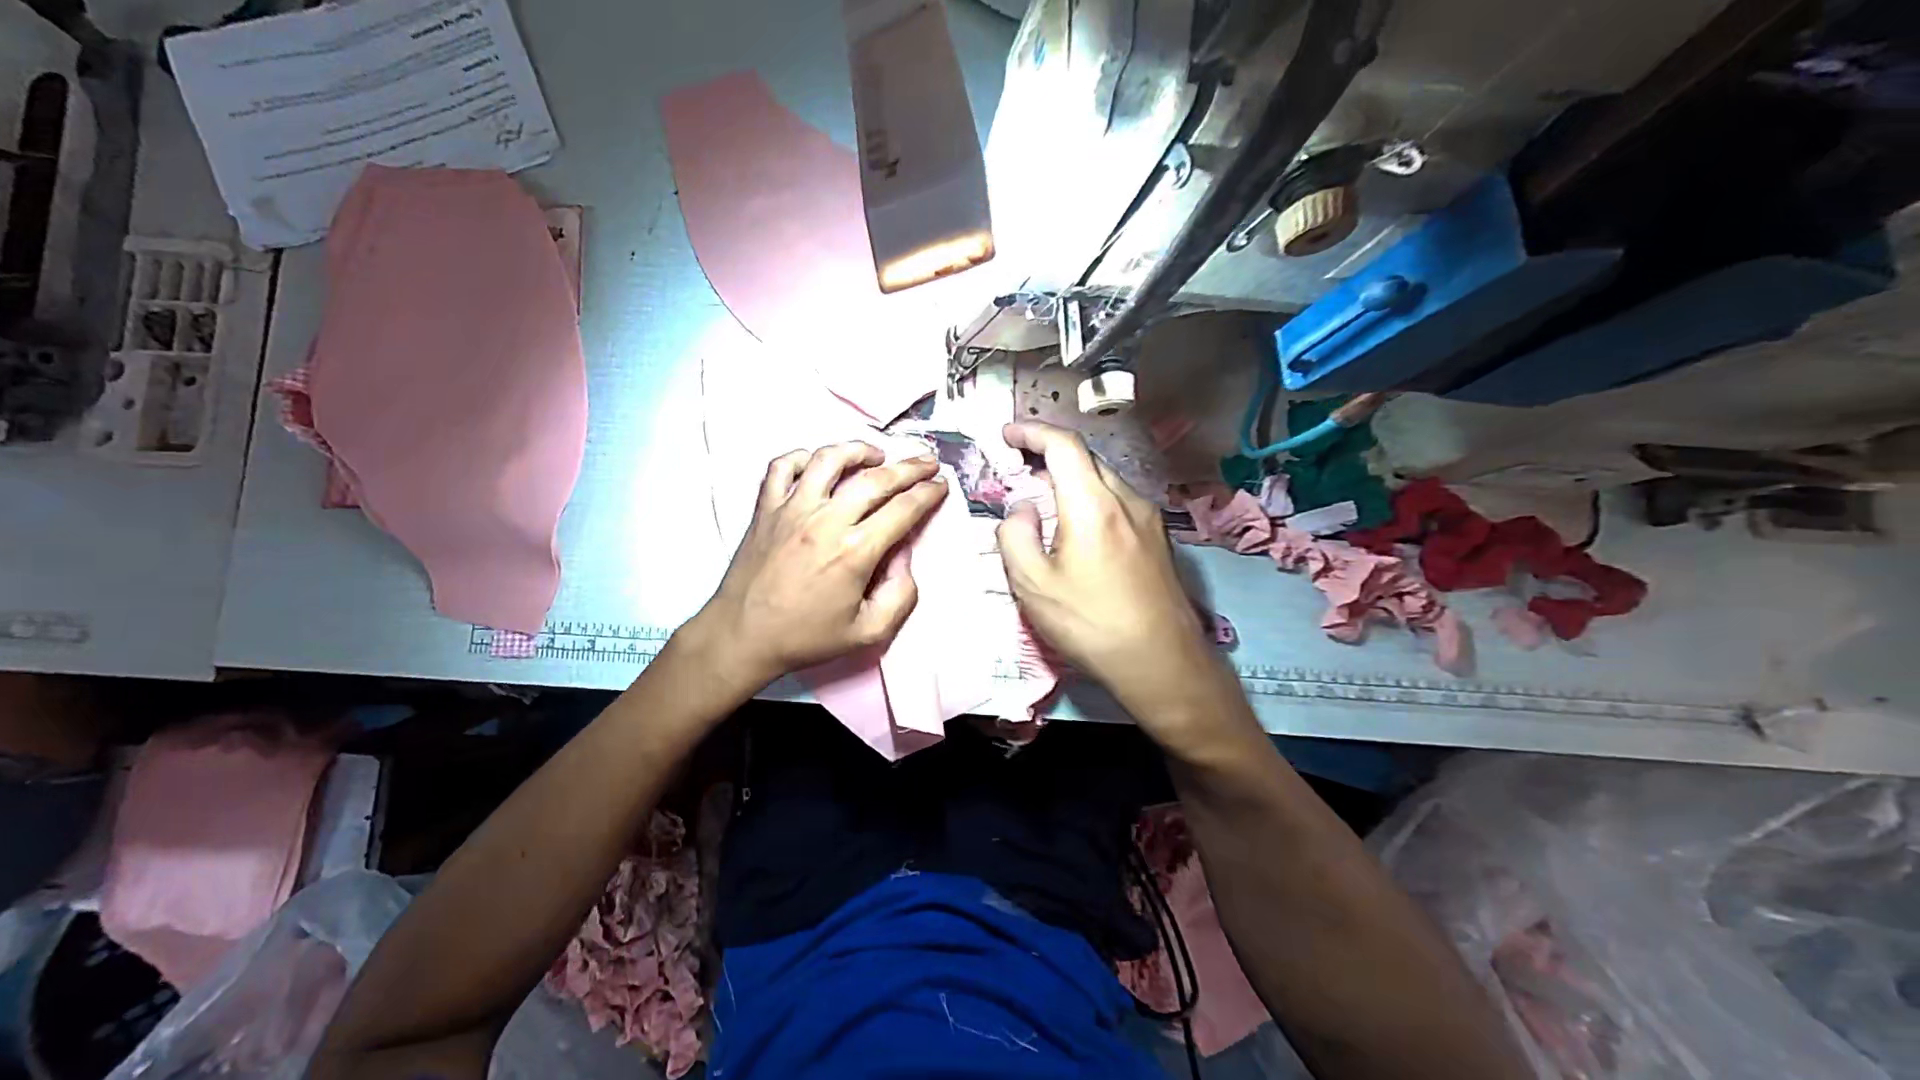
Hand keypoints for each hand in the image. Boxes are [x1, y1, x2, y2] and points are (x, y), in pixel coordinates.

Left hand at [688, 442, 946, 694]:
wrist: (741, 637)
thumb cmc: (805, 637)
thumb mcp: (867, 633)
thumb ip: (900, 596)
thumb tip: (905, 558)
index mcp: (854, 552)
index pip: (903, 509)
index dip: (928, 493)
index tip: (940, 485)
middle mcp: (825, 521)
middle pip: (876, 479)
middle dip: (909, 467)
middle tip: (926, 462)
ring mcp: (791, 509)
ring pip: (829, 460)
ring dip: (858, 450)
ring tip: (876, 454)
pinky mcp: (765, 508)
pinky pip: (782, 466)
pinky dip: (802, 457)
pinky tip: (818, 464)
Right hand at [995, 421, 1246, 753]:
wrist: (1162, 663)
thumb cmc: (1092, 624)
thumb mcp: (1033, 585)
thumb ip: (1015, 536)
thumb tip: (1021, 508)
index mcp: (1093, 504)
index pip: (1063, 445)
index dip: (1031, 432)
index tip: (1008, 434)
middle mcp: (1127, 500)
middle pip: (1086, 459)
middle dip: (1049, 456)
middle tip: (1019, 470)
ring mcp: (1150, 519)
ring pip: (1105, 481)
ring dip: (1072, 481)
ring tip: (1046, 504)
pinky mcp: (1160, 540)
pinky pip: (1119, 504)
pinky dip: (1092, 502)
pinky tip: (1080, 533)